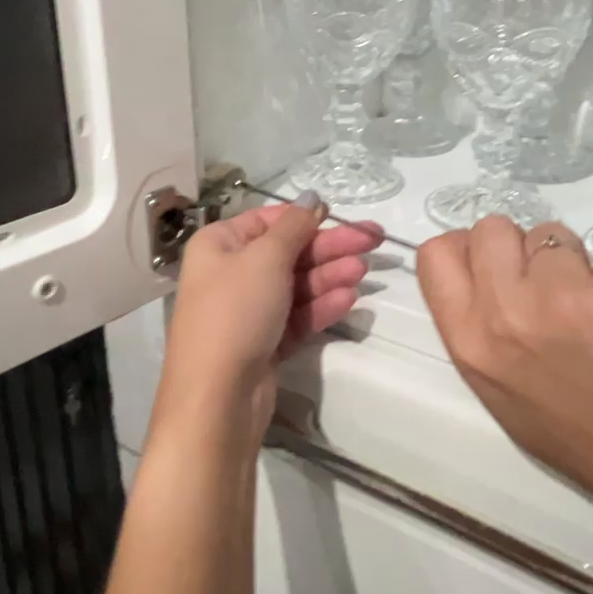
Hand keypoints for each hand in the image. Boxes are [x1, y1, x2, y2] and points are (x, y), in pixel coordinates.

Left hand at [153, 194, 383, 447]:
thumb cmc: (235, 311)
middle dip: (328, 247)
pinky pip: (296, 316)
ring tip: (364, 270)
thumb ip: (294, 227)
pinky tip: (349, 299)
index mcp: (218, 245)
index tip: (339, 215)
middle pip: (286, 252)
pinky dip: (320, 306)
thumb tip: (312, 198)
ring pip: (295, 285)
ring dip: (329, 275)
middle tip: (375, 240)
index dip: (303, 217)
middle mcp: (229, 273)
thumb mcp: (265, 258)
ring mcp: (246, 311)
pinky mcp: (263, 343)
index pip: (266, 221)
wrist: (217, 396)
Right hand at [415, 216, 592, 546]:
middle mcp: (509, 313)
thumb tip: (488, 274)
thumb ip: (484, 331)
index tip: (493, 263)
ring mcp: (569, 295)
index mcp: (473, 345)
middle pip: (492, 228)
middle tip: (551, 283)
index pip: (437, 254)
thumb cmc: (590, 444)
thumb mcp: (507, 398)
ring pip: (556, 235)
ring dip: (577, 263)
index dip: (466, 249)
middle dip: (520, 247)